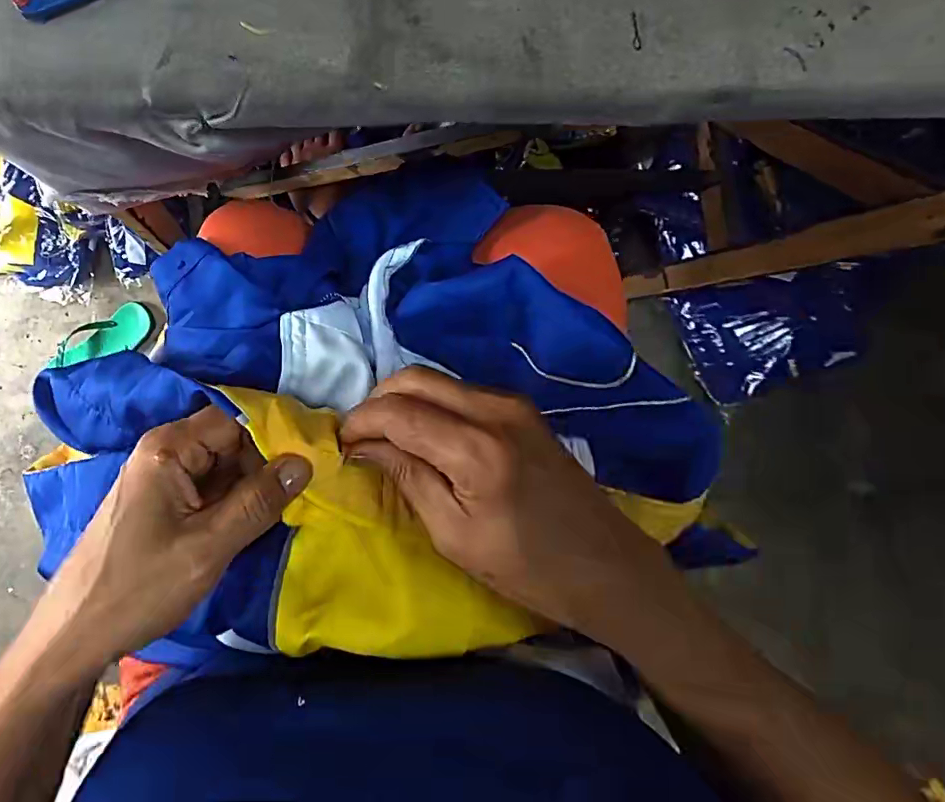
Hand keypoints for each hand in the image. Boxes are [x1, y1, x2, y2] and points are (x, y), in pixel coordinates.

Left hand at [37, 405, 311, 670]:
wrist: (72, 640)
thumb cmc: (137, 589)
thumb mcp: (208, 547)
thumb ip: (259, 502)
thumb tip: (305, 462)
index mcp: (168, 448)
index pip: (236, 420)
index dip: (274, 436)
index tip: (309, 459)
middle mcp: (163, 450)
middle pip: (230, 440)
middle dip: (264, 463)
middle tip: (298, 491)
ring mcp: (160, 475)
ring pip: (223, 464)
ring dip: (251, 485)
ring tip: (281, 508)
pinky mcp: (162, 500)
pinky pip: (209, 485)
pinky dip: (233, 499)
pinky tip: (250, 522)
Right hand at [339, 368, 676, 636]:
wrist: (604, 562)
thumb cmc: (527, 566)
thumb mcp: (455, 535)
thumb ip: (409, 478)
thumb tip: (365, 446)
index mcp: (476, 448)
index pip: (399, 411)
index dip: (360, 422)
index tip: (340, 444)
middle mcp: (494, 409)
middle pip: (416, 378)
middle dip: (378, 400)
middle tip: (360, 437)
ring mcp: (512, 403)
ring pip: (439, 380)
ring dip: (405, 400)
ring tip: (387, 438)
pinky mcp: (522, 408)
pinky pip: (462, 391)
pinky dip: (433, 404)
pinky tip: (425, 435)